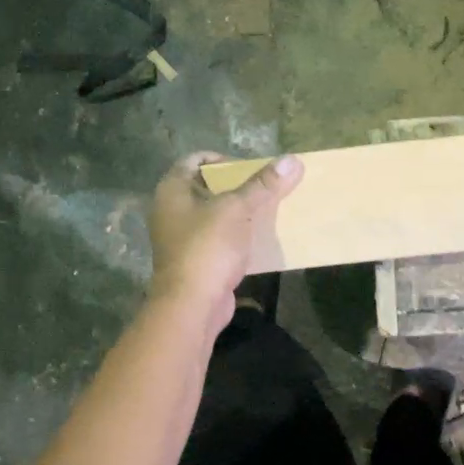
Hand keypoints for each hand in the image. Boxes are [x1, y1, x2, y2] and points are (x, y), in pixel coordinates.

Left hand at [148, 152, 302, 331]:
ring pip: (214, 214)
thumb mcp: (238, 209)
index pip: (195, 159)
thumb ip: (263, 184)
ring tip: (267, 209)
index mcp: (172, 190)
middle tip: (264, 187)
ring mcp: (181, 237)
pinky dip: (237, 234)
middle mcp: (171, 210)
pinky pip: (218, 238)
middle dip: (237, 185)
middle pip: (207, 186)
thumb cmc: (208, 246)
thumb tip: (292, 160)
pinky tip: (259, 237)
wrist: (192, 305)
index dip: (223, 159)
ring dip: (239, 211)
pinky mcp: (195, 259)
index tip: (249, 168)